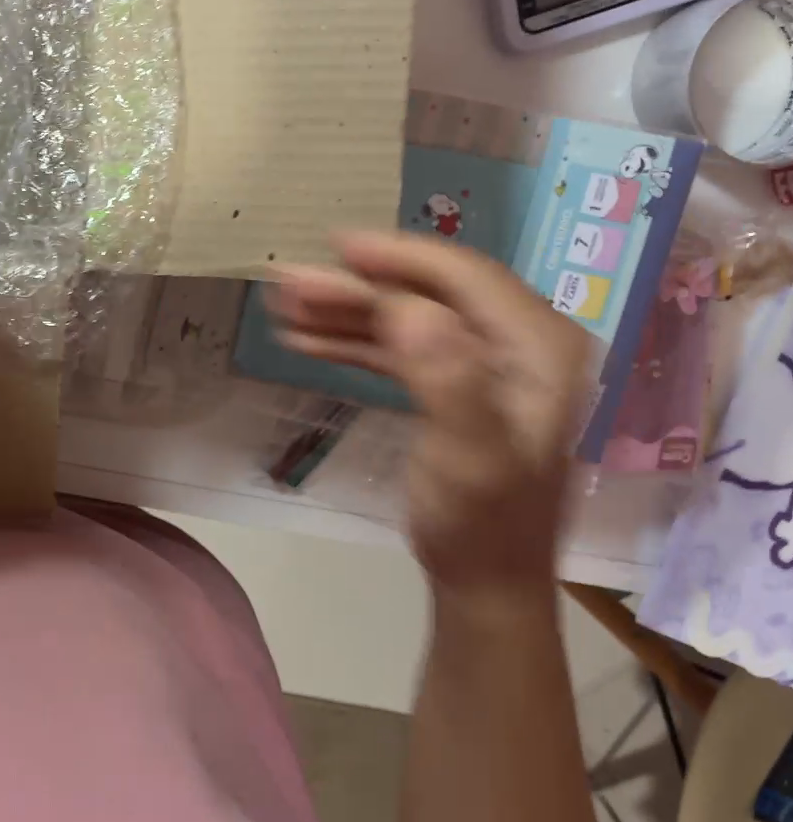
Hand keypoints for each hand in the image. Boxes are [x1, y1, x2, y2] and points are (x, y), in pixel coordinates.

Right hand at [266, 232, 591, 599]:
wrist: (483, 575)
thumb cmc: (479, 520)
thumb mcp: (468, 454)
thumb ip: (447, 380)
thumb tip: (409, 310)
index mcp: (539, 350)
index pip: (466, 278)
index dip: (398, 256)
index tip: (333, 246)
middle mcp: (517, 347)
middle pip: (426, 296)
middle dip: (353, 288)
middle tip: (285, 286)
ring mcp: (484, 367)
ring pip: (405, 320)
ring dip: (343, 313)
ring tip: (282, 310)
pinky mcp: (453, 388)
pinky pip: (396, 350)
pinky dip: (350, 342)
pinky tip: (303, 341)